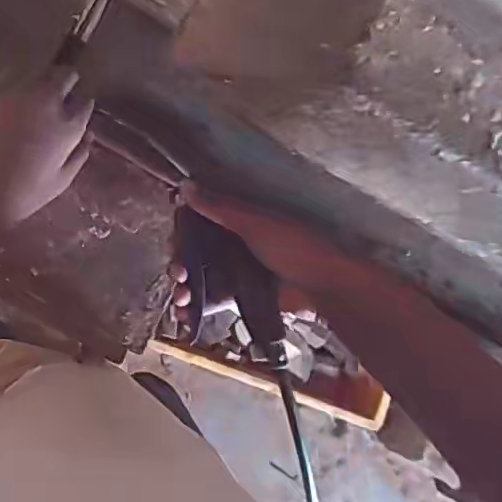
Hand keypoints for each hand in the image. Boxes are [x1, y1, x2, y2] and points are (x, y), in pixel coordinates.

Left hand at [0, 67, 93, 238]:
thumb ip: (78, 156)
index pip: (84, 106)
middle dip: (68, 82)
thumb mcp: (60, 181)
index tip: (78, 109)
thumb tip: (88, 137)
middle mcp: (48, 102)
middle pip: (65, 78)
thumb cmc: (23, 194)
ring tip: (40, 84)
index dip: (82, 107)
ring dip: (44, 76)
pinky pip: (10, 73)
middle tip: (63, 90)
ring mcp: (18, 94)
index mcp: (68, 127)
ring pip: (39, 71)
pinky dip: (17, 76)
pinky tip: (15, 85)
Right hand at [178, 184, 403, 310]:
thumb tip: (185, 185)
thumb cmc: (294, 247)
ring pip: (199, 277)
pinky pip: (211, 300)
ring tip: (181, 301)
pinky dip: (196, 308)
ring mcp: (236, 271)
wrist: (326, 287)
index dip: (181, 235)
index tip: (174, 245)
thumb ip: (219, 207)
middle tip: (177, 275)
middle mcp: (233, 243)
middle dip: (179, 265)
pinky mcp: (240, 296)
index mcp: (237, 221)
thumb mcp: (255, 223)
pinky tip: (185, 317)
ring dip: (184, 289)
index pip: (197, 224)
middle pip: (193, 253)